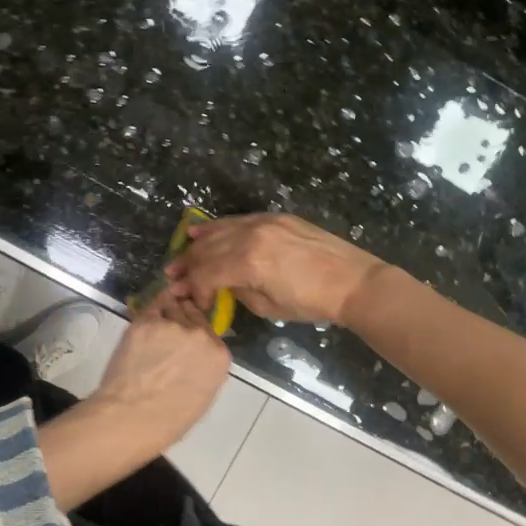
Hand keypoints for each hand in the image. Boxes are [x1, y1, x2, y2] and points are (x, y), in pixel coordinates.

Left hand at [89, 290, 232, 441]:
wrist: (133, 416)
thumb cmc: (169, 420)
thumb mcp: (202, 396)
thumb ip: (203, 368)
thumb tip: (194, 359)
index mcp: (219, 356)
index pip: (209, 332)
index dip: (196, 332)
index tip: (186, 337)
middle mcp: (200, 335)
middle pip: (192, 314)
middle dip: (182, 319)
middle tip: (168, 330)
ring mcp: (173, 325)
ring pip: (171, 307)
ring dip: (165, 313)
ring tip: (153, 329)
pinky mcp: (146, 321)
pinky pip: (150, 307)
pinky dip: (148, 313)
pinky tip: (143, 323)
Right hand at [165, 213, 389, 326]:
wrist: (353, 282)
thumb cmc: (311, 303)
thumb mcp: (267, 307)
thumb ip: (238, 292)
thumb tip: (222, 285)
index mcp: (248, 263)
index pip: (206, 274)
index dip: (194, 289)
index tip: (194, 302)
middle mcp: (250, 237)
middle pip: (207, 250)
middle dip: (188, 266)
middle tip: (173, 277)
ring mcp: (263, 223)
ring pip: (218, 231)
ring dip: (196, 245)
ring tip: (181, 255)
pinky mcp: (275, 218)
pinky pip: (237, 220)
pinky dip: (217, 227)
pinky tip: (201, 231)